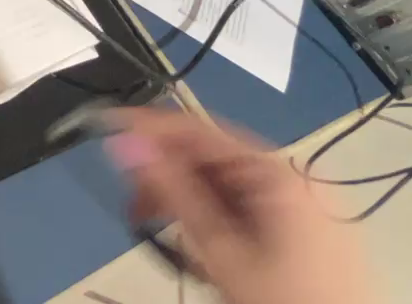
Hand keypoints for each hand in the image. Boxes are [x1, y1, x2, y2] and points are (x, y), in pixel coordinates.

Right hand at [106, 108, 375, 303]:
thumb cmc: (282, 299)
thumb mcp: (219, 248)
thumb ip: (170, 189)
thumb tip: (122, 140)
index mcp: (278, 175)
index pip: (197, 129)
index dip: (148, 126)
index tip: (106, 127)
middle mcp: (294, 182)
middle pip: (209, 159)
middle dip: (163, 175)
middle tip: (130, 201)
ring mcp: (303, 210)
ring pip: (223, 186)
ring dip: (182, 200)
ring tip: (153, 225)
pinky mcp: (306, 237)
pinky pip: (244, 209)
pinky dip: (211, 218)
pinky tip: (192, 241)